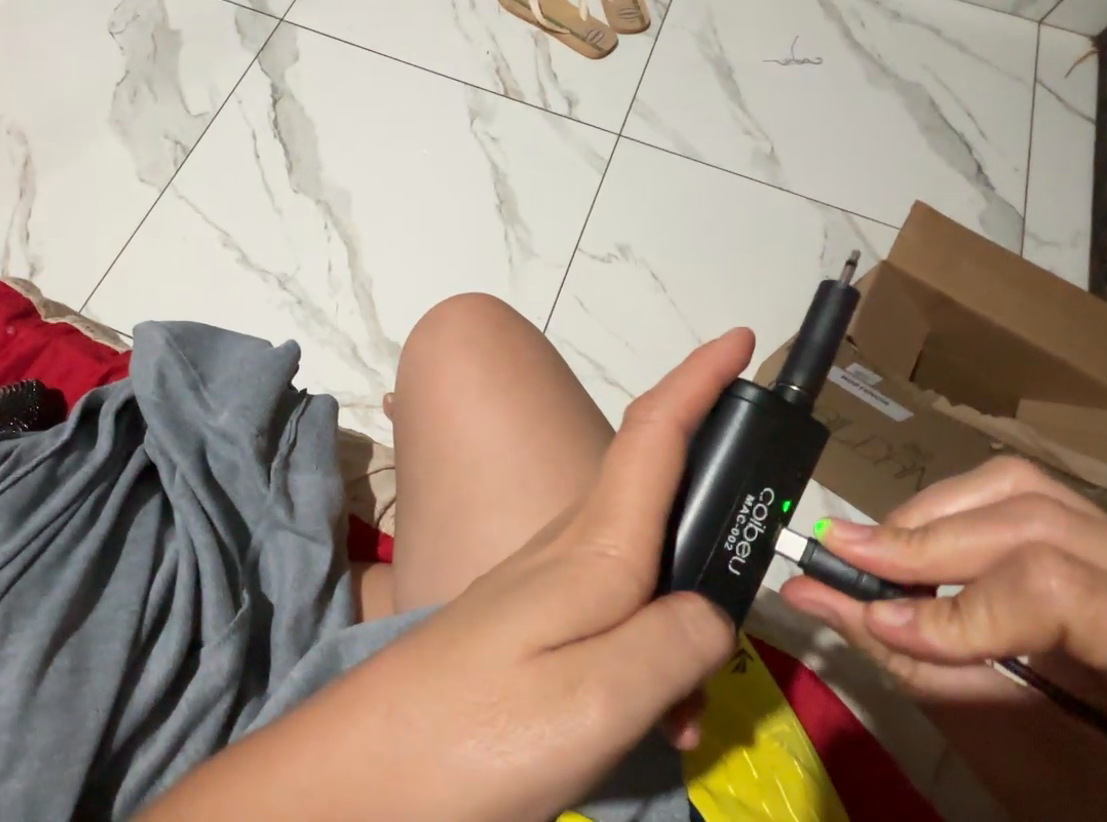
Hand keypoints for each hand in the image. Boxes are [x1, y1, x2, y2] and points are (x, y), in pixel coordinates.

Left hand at [143, 330, 752, 821]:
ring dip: (682, 631)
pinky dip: (649, 663)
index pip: (653, 438)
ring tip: (677, 723)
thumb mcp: (594, 700)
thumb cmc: (474, 729)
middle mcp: (567, 550)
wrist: (367, 768)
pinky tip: (644, 724)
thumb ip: (671, 646)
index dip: (699, 381)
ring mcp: (544, 585)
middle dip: (717, 533)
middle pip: (660, 500)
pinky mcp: (531, 623)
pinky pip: (617, 617)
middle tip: (739, 612)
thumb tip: (710, 610)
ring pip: (645, 574)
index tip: (740, 338)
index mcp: (590, 551)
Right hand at [780, 457, 1106, 820]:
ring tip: (877, 554)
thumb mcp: (1027, 773)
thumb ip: (921, 673)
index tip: (876, 622)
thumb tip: (813, 594)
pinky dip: (957, 520)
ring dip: (933, 517)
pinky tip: (924, 553)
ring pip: (1028, 491)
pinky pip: (1032, 507)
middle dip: (923, 537)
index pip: (1062, 587)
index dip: (956, 602)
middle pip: (1036, 518)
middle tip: (839, 556)